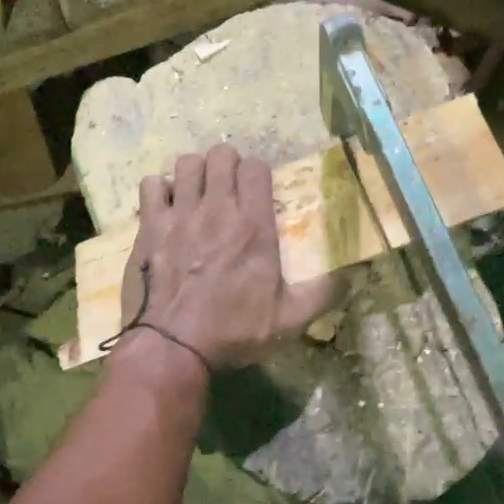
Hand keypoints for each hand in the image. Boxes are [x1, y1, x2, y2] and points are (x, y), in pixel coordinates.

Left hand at [116, 144, 336, 370]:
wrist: (173, 348)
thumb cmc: (233, 333)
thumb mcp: (290, 320)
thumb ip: (323, 292)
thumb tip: (354, 273)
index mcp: (254, 226)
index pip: (256, 166)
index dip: (257, 173)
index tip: (256, 191)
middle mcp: (217, 209)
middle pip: (221, 155)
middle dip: (227, 165)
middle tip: (227, 188)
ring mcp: (180, 214)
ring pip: (187, 164)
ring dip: (194, 173)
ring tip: (197, 193)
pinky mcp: (149, 225)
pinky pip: (151, 184)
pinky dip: (159, 190)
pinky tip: (166, 207)